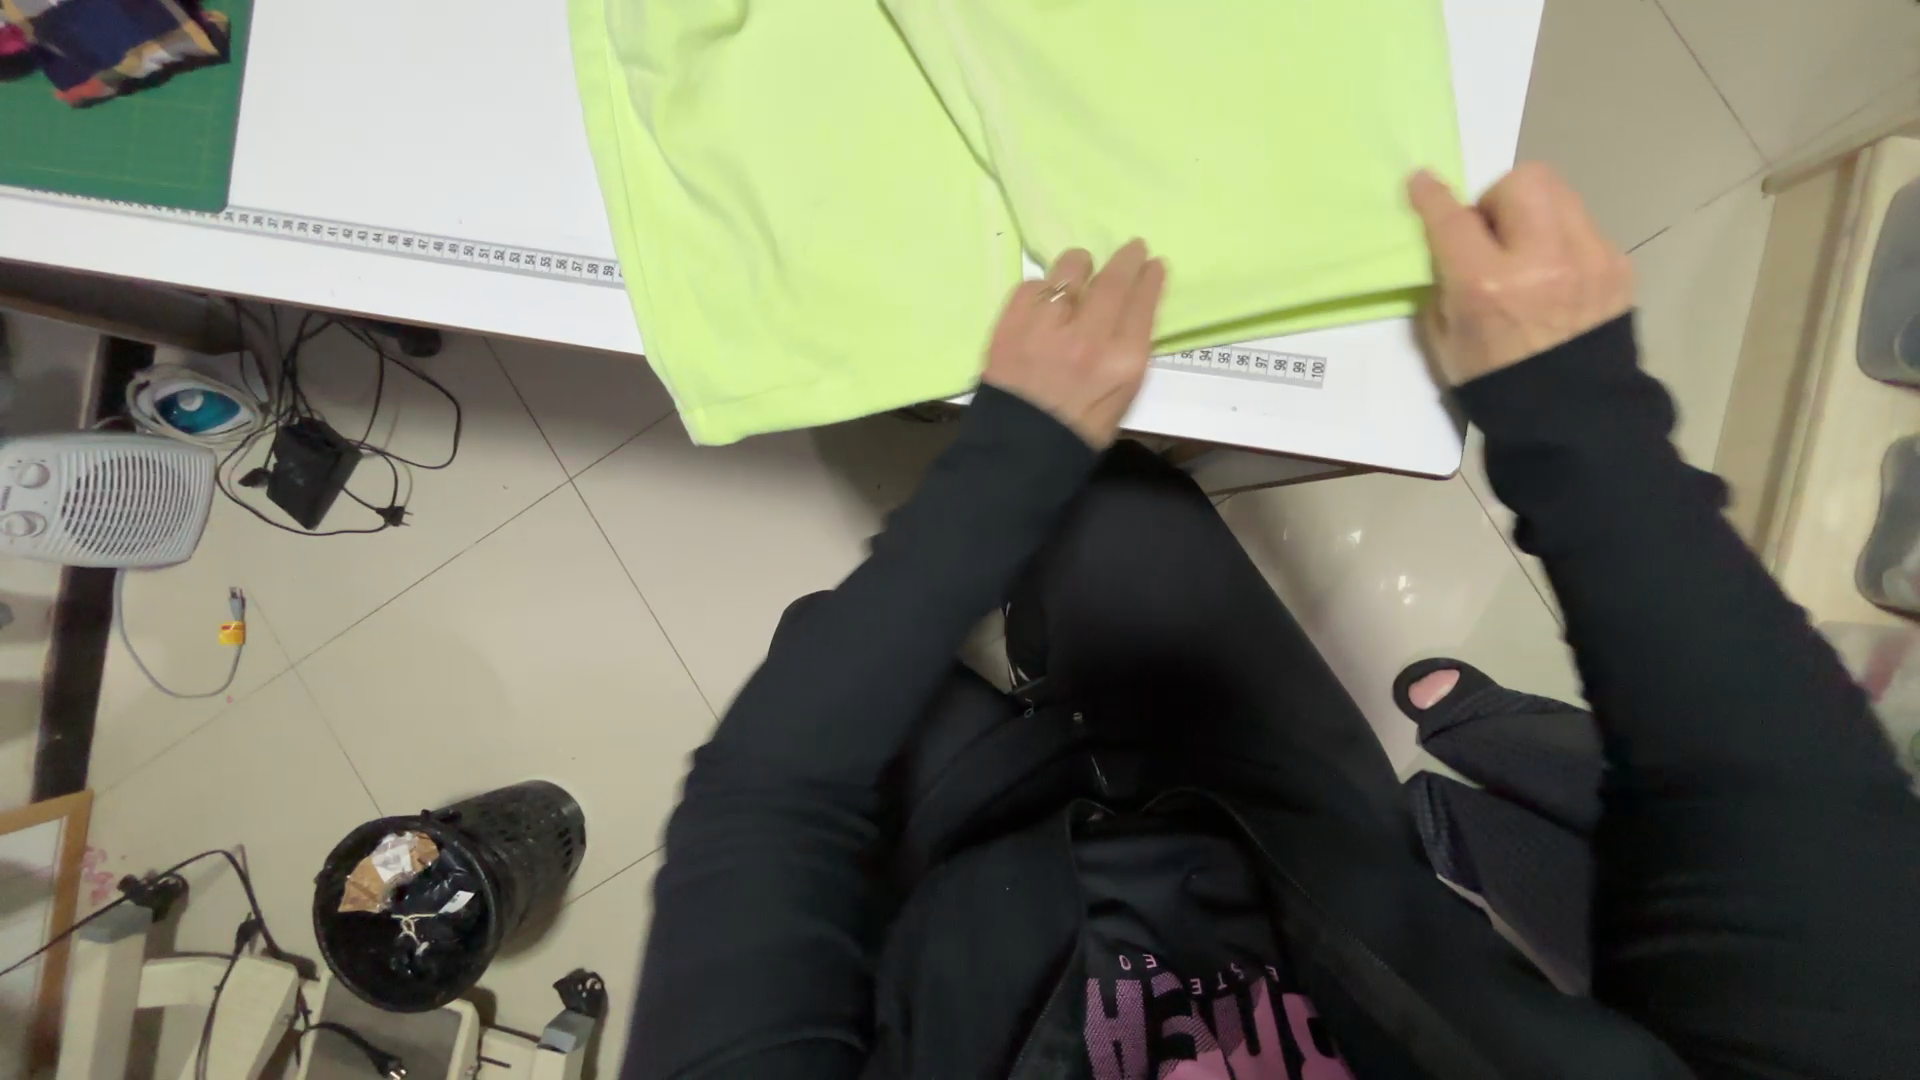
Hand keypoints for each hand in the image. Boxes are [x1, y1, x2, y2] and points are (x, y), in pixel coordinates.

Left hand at [983, 240, 1166, 447]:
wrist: (1018, 455)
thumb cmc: (1076, 434)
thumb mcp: (1120, 401)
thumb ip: (1126, 355)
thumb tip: (1127, 314)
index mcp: (1123, 363)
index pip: (1143, 301)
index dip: (1149, 277)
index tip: (1150, 264)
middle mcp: (1089, 338)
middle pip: (1114, 279)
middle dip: (1126, 259)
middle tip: (1130, 250)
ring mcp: (1046, 329)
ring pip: (1069, 270)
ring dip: (1079, 266)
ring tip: (1079, 272)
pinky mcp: (1010, 327)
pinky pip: (1030, 287)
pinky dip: (1040, 290)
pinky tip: (1043, 302)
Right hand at [1408, 163, 1633, 384]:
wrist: (1567, 408)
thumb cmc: (1490, 379)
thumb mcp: (1445, 337)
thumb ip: (1445, 284)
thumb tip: (1451, 248)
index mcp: (1486, 286)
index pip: (1455, 222)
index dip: (1433, 197)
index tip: (1421, 179)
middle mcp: (1541, 260)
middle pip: (1522, 182)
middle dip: (1496, 197)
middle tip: (1487, 231)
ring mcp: (1588, 257)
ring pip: (1558, 194)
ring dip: (1530, 211)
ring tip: (1521, 250)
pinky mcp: (1616, 263)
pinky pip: (1580, 227)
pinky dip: (1557, 240)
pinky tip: (1551, 275)